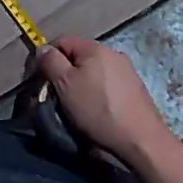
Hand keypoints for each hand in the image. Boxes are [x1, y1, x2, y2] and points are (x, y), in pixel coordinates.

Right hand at [38, 36, 174, 162]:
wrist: (141, 141)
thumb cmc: (97, 110)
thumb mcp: (64, 84)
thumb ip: (50, 61)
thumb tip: (43, 49)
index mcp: (95, 47)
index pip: (62, 42)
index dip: (47, 58)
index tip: (41, 81)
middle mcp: (113, 53)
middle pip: (79, 57)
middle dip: (65, 74)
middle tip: (58, 96)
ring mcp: (127, 71)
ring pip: (94, 72)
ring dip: (82, 85)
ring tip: (78, 107)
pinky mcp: (136, 89)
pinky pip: (108, 85)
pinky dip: (98, 94)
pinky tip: (98, 111)